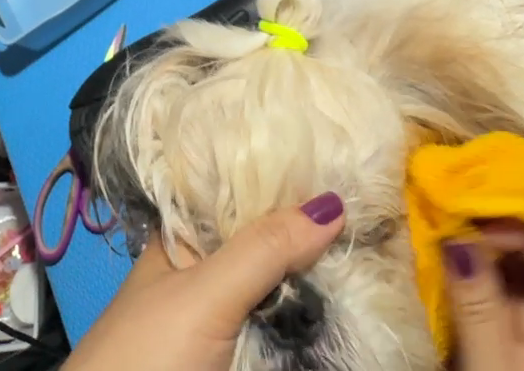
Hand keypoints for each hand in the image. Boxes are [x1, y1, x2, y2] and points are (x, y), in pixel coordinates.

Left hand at [63, 192, 346, 370]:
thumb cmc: (148, 354)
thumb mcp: (202, 293)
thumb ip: (261, 249)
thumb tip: (333, 203)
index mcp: (184, 245)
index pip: (239, 199)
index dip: (284, 185)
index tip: (338, 172)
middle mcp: (207, 281)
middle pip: (268, 251)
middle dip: (312, 241)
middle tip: (370, 216)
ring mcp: (227, 327)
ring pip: (282, 298)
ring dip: (321, 289)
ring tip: (375, 256)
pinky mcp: (246, 364)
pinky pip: (286, 341)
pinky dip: (313, 331)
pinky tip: (354, 310)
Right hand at [445, 222, 523, 369]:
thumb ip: (477, 303)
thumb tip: (454, 235)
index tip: (475, 219)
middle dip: (503, 226)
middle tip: (455, 204)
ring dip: (485, 240)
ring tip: (447, 218)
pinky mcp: (523, 335)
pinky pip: (503, 286)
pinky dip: (477, 264)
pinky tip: (448, 247)